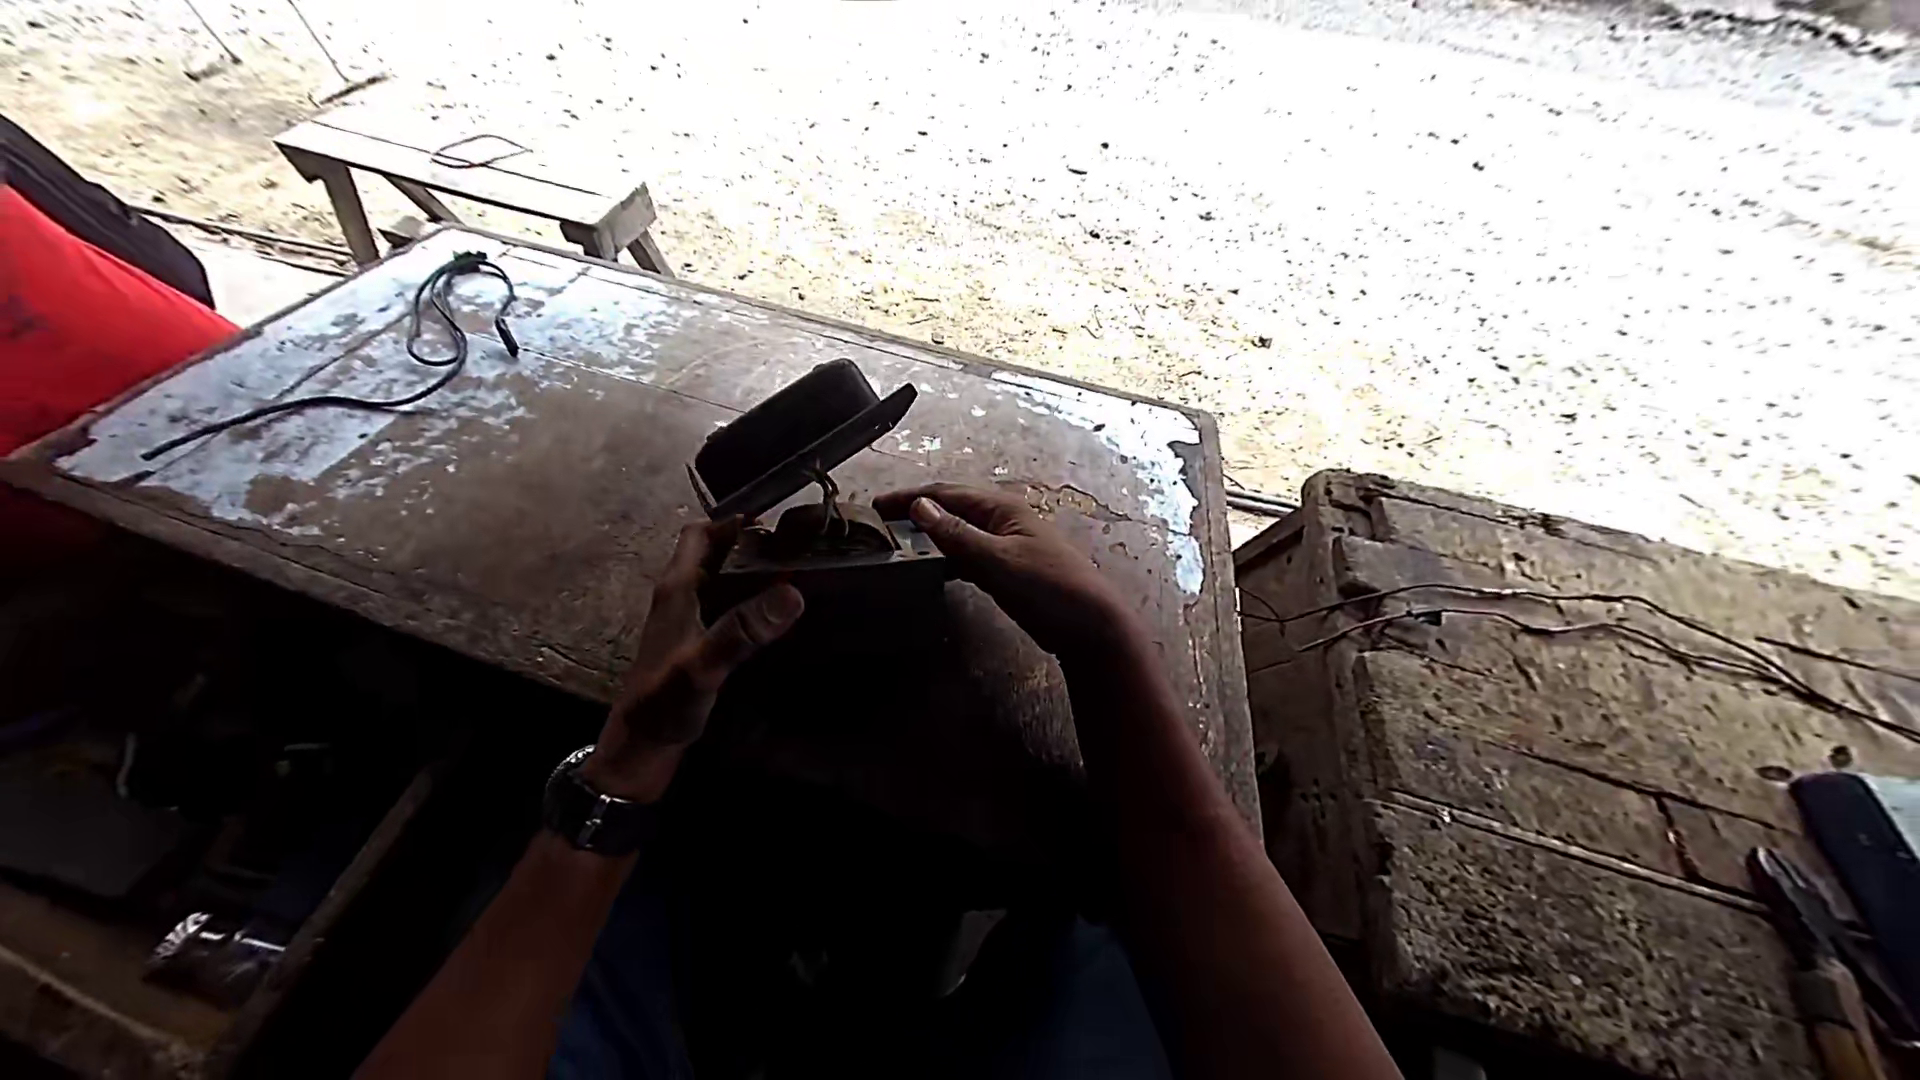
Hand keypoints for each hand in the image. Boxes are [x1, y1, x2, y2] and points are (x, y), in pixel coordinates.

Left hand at [581, 518, 803, 801]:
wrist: (641, 748)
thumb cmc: (664, 702)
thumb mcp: (704, 664)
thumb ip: (744, 628)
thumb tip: (794, 591)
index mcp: (677, 588)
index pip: (701, 534)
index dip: (734, 520)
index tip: (779, 521)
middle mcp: (684, 595)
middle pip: (717, 552)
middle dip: (754, 543)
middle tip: (801, 544)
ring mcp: (692, 618)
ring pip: (726, 578)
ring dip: (756, 570)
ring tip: (801, 569)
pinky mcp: (701, 639)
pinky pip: (732, 604)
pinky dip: (755, 598)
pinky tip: (779, 609)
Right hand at [873, 483, 1145, 665]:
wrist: (1090, 625)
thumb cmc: (1047, 587)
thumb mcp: (998, 560)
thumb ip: (957, 534)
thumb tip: (920, 505)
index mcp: (1002, 507)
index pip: (946, 493)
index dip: (909, 497)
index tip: (876, 505)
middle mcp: (1003, 519)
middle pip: (952, 508)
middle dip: (917, 511)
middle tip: (881, 522)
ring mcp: (1007, 543)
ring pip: (959, 531)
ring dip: (930, 533)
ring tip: (899, 542)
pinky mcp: (1009, 567)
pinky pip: (969, 553)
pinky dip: (947, 555)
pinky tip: (934, 566)